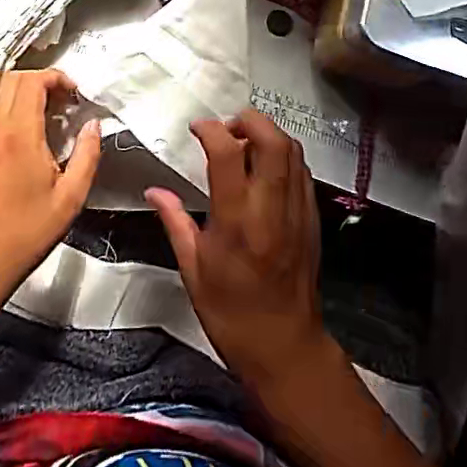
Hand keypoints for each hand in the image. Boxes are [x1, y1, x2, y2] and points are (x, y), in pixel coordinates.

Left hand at [0, 69, 100, 307]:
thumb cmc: (24, 234)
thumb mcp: (71, 196)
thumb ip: (87, 154)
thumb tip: (93, 127)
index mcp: (18, 135)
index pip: (32, 81)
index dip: (57, 77)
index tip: (74, 92)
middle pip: (13, 79)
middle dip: (42, 81)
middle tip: (65, 100)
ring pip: (1, 98)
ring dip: (28, 97)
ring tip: (53, 121)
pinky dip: (15, 116)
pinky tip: (33, 143)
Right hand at [146, 109, 328, 389]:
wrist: (284, 346)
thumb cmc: (230, 312)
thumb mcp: (193, 269)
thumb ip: (175, 221)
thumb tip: (154, 190)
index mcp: (237, 219)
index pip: (228, 153)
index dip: (210, 129)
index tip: (196, 128)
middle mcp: (271, 207)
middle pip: (272, 139)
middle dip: (248, 120)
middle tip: (226, 129)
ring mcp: (298, 210)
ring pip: (292, 151)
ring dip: (268, 135)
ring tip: (243, 144)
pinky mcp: (312, 217)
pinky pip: (302, 171)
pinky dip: (283, 157)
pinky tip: (264, 169)